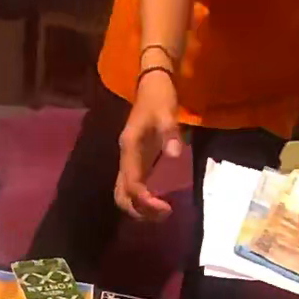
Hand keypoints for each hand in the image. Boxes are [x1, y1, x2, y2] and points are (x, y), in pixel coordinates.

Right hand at [115, 71, 180, 221]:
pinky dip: (142, 202)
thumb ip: (170, 132)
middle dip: (141, 211)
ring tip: (163, 213)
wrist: (152, 84)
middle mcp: (125, 159)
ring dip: (140, 210)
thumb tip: (175, 154)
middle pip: (122, 196)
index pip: (132, 184)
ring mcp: (129, 163)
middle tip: (165, 213)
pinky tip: (159, 204)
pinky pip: (132, 190)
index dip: (146, 201)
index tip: (166, 207)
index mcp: (129, 148)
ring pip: (124, 196)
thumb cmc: (159, 97)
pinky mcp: (136, 164)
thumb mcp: (167, 112)